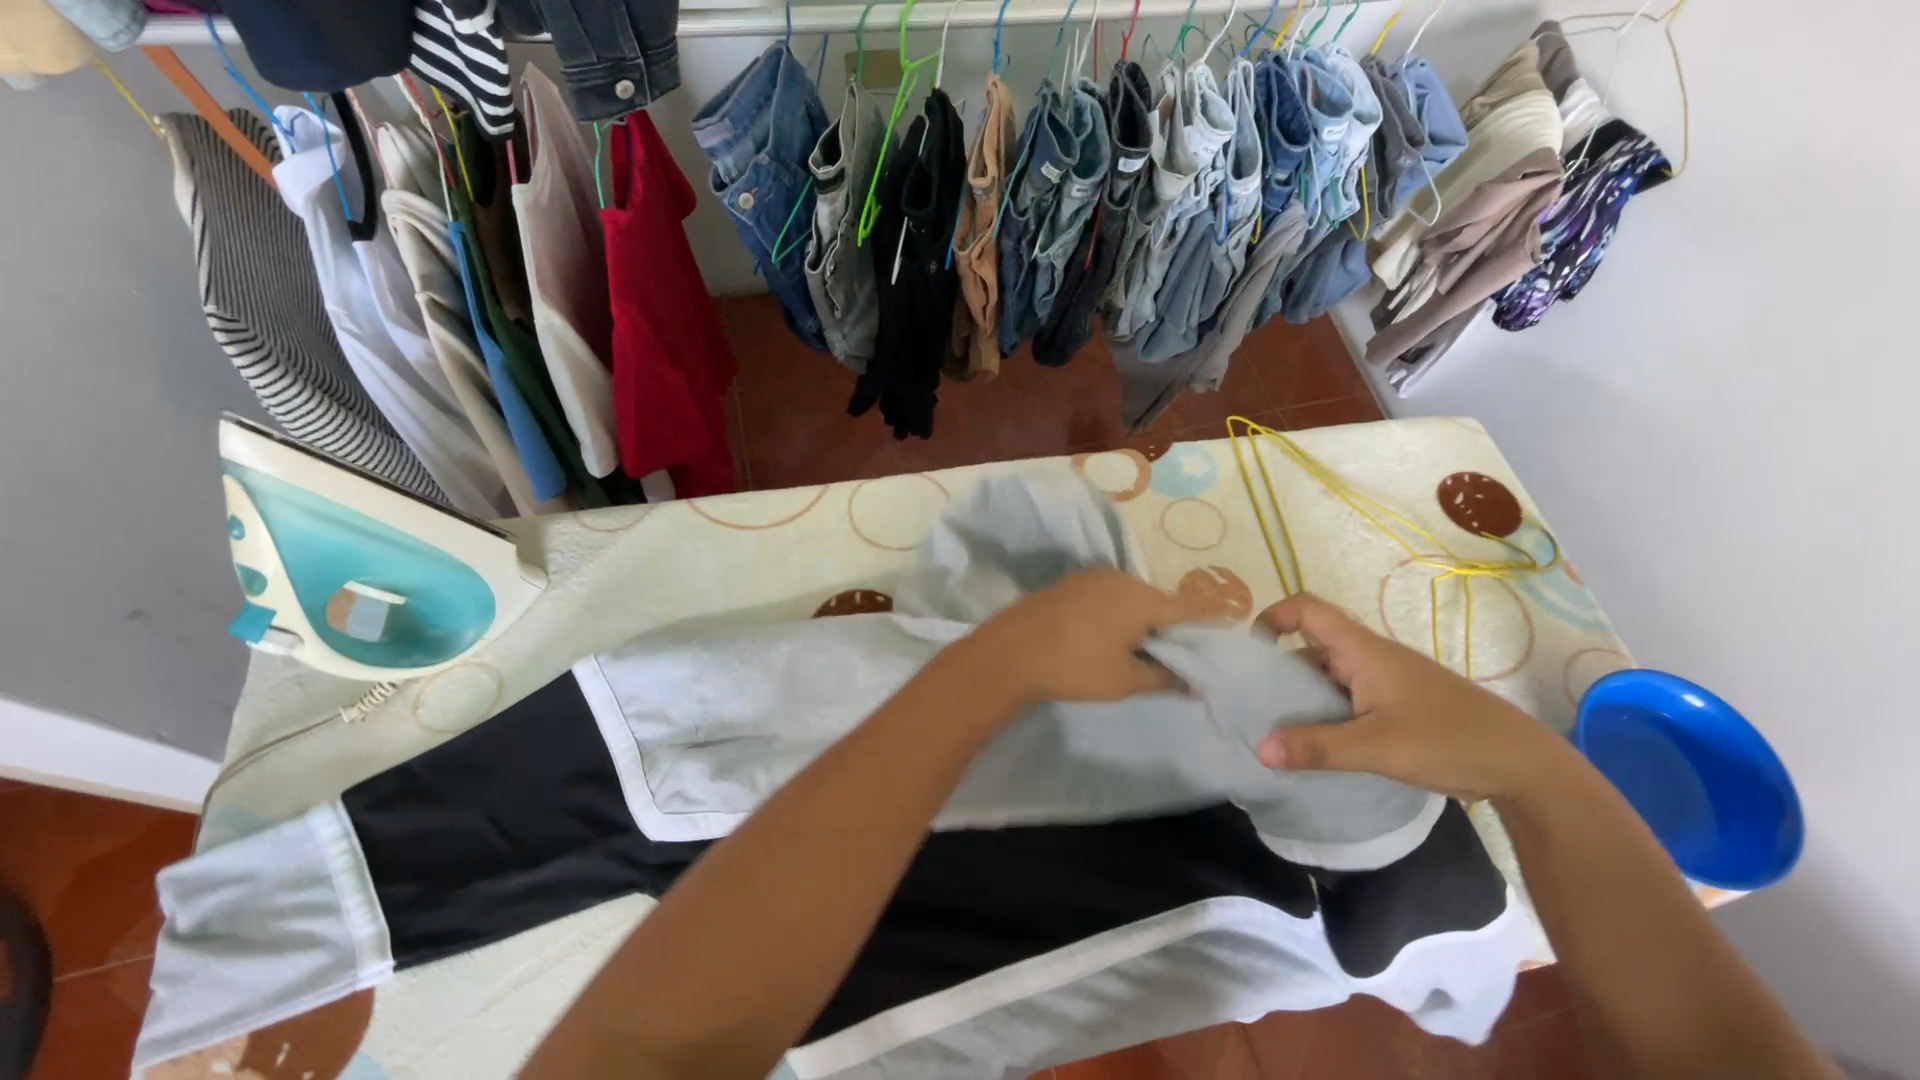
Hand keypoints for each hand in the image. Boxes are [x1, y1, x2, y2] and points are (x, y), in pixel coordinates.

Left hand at [955, 567, 1195, 709]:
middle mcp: (1119, 576)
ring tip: (1133, 653)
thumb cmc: (1075, 666)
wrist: (1009, 653)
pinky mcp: (1066, 584)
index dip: (1199, 630)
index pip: (1186, 609)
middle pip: (1155, 601)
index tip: (1206, 650)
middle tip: (1166, 659)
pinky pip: (1103, 597)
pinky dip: (1111, 616)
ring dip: (1135, 621)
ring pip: (1127, 598)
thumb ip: (1165, 678)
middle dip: (1164, 627)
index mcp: (1141, 595)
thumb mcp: (1125, 680)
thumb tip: (1194, 683)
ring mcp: (1089, 577)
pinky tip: (1102, 639)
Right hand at [1253, 593, 1581, 802]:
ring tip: (1277, 731)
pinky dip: (1325, 715)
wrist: (1523, 764)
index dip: (1273, 617)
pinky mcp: (1397, 706)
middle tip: (1252, 705)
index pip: (1308, 609)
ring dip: (1302, 698)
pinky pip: (1347, 699)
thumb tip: (1259, 749)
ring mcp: (1386, 682)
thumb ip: (1317, 747)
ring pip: (1329, 677)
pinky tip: (1317, 746)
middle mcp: (1371, 658)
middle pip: (1311, 647)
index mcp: (1363, 651)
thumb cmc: (1448, 740)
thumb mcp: (1377, 747)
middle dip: (1278, 670)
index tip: (1250, 652)